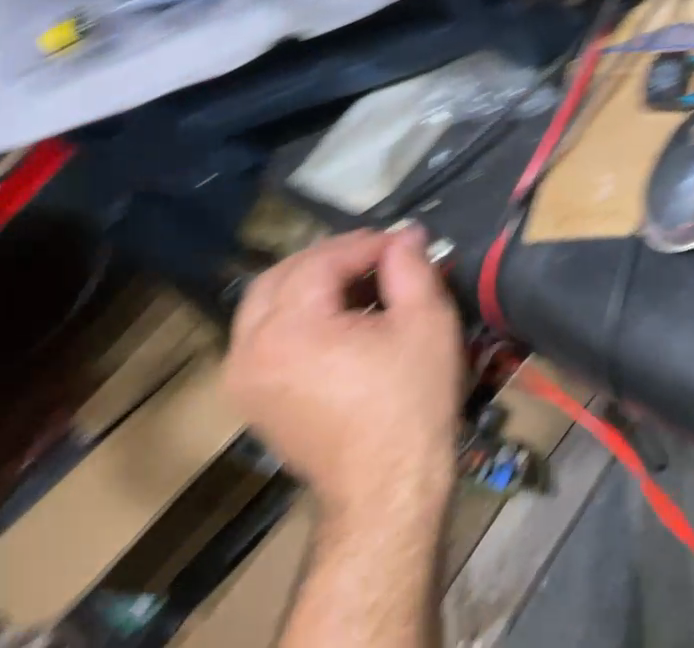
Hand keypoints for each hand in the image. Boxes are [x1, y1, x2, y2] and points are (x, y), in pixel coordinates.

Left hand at [225, 225, 465, 521]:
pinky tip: (341, 322)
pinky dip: (297, 315)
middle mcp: (247, 349)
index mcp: (288, 329)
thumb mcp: (427, 324)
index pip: (319, 262)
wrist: (387, 481)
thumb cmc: (413, 399)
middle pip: (277, 278)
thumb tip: (405, 237)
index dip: (367, 244)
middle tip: (381, 255)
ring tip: (363, 285)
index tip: (408, 242)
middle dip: (330, 258)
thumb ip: (411, 270)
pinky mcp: (250, 398)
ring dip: (309, 284)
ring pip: (263, 306)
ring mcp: (240, 377)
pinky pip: (263, 337)